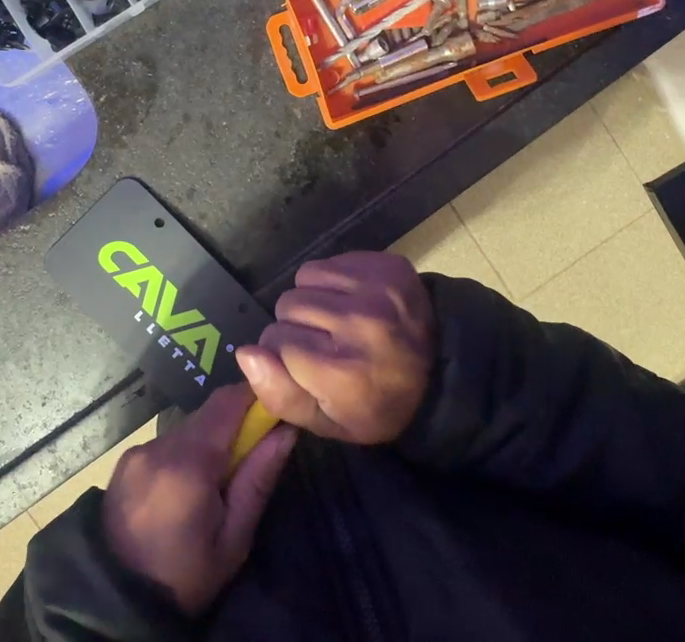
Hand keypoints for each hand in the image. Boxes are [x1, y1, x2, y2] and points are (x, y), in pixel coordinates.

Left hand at [103, 384, 297, 614]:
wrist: (119, 604)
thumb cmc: (185, 578)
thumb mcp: (234, 539)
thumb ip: (259, 478)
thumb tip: (287, 431)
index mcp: (188, 463)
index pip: (227, 401)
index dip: (254, 397)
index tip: (275, 413)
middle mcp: (159, 446)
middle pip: (207, 414)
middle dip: (234, 426)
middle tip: (250, 460)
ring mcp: (137, 452)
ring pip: (187, 429)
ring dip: (207, 443)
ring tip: (215, 484)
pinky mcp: (124, 462)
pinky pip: (166, 445)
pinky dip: (184, 455)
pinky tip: (185, 489)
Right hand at [236, 250, 434, 443]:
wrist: (441, 372)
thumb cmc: (379, 405)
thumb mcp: (328, 422)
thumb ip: (280, 394)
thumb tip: (244, 352)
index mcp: (342, 371)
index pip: (274, 342)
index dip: (283, 354)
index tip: (305, 365)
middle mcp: (358, 324)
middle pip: (287, 307)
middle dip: (295, 326)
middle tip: (322, 342)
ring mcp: (376, 289)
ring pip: (303, 280)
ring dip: (311, 300)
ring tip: (334, 320)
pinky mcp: (386, 266)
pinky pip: (329, 262)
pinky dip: (330, 281)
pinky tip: (350, 301)